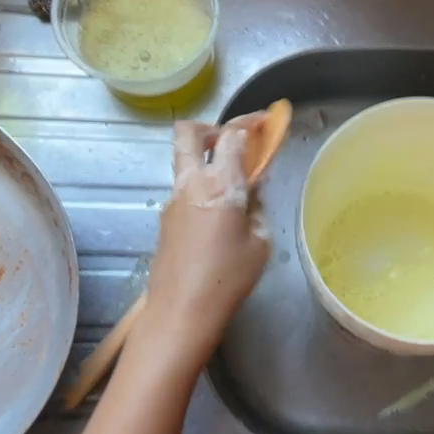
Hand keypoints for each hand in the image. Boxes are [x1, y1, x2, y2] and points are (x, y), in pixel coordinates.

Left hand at [144, 117, 271, 347]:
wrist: (181, 311)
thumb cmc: (228, 277)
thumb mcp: (260, 240)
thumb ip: (258, 206)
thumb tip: (254, 187)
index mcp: (218, 183)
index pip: (232, 135)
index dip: (251, 122)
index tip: (267, 121)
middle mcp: (190, 183)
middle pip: (188, 133)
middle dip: (212, 127)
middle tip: (234, 141)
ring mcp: (173, 200)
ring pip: (184, 161)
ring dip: (206, 158)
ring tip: (234, 182)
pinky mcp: (166, 219)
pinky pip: (185, 188)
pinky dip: (202, 185)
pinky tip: (221, 213)